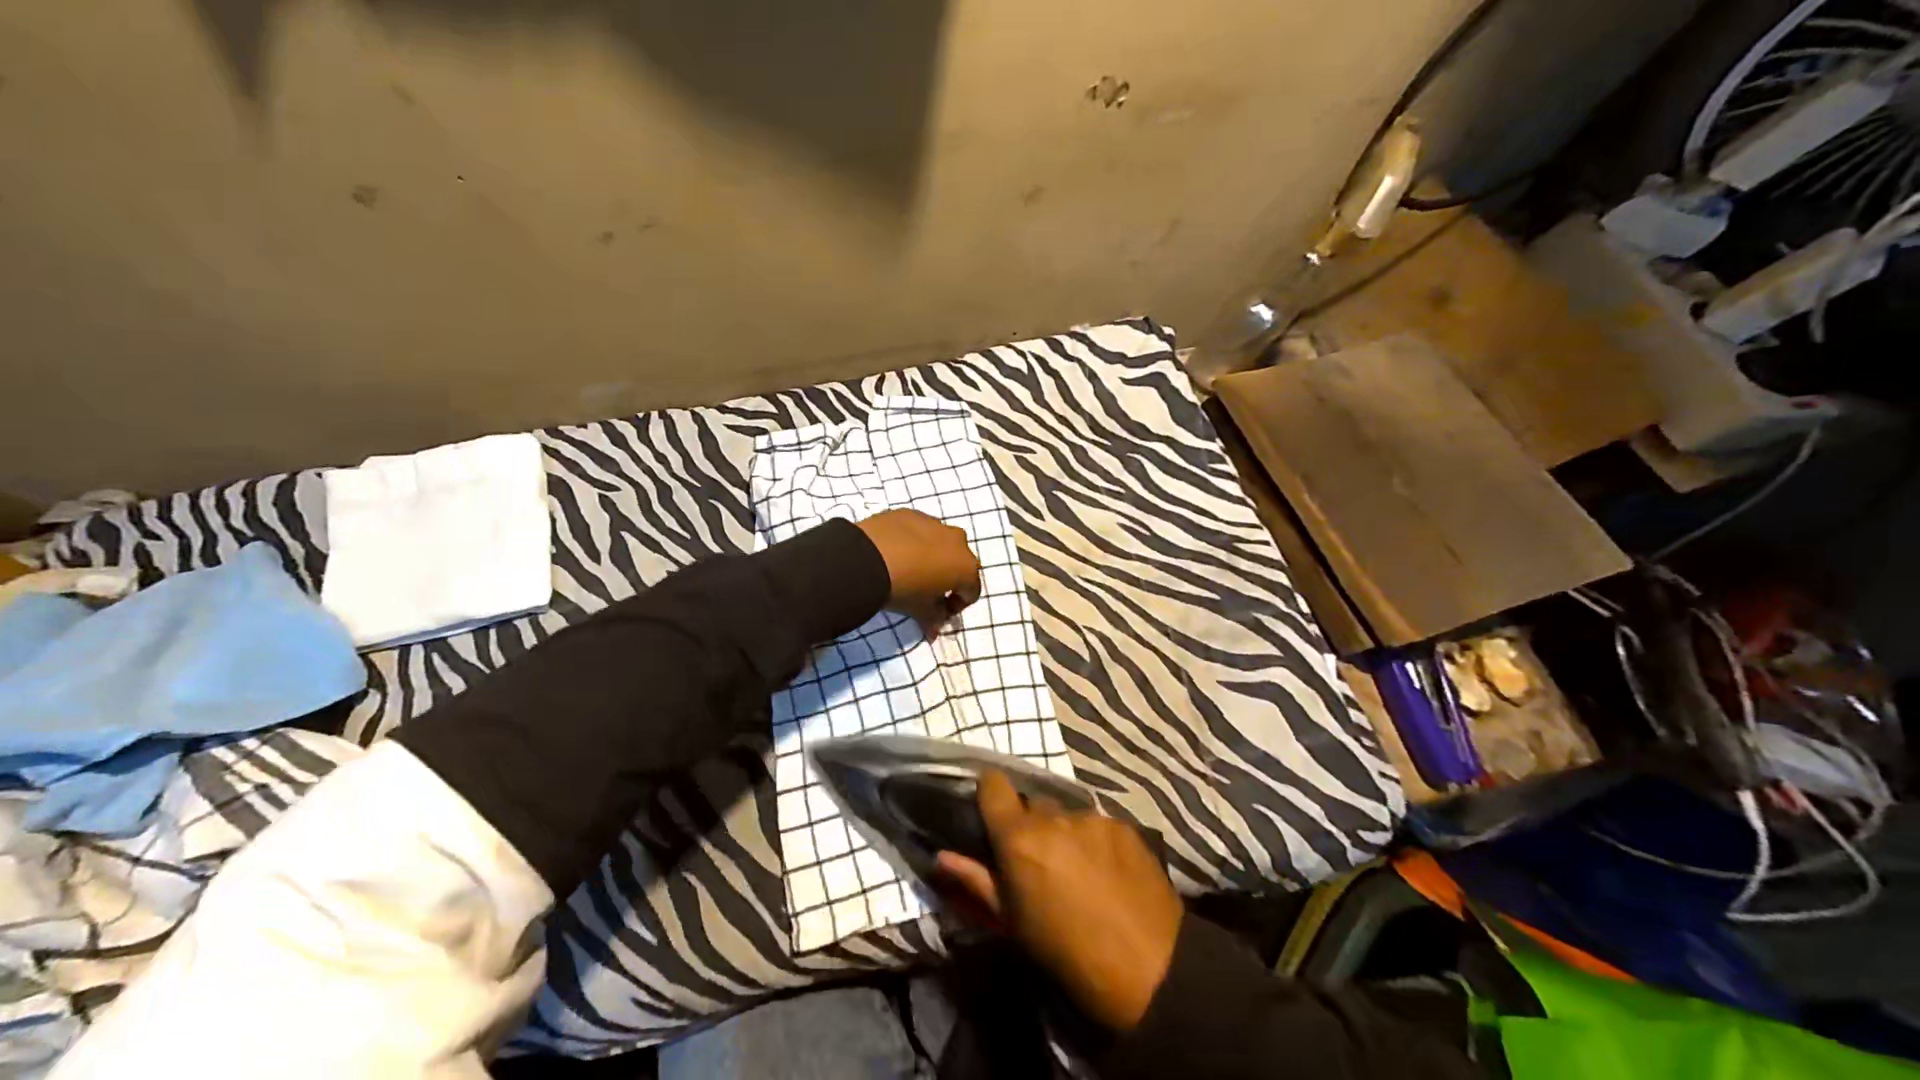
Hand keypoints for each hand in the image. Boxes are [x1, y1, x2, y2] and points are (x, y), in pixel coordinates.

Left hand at [856, 509, 981, 631]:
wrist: (866, 558)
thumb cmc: (903, 589)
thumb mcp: (921, 611)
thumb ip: (934, 619)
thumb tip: (934, 630)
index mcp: (966, 567)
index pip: (971, 592)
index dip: (957, 604)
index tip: (940, 612)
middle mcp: (957, 541)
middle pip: (959, 563)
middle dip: (947, 577)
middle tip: (927, 589)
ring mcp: (934, 523)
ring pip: (940, 542)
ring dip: (932, 556)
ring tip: (909, 568)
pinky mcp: (911, 513)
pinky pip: (918, 530)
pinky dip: (912, 541)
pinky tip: (894, 552)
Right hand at [935, 771, 1181, 1032]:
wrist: (1148, 967)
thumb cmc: (1065, 951)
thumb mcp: (1012, 922)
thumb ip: (975, 881)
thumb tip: (942, 856)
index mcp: (1018, 837)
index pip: (993, 784)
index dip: (989, 792)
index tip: (991, 812)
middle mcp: (1053, 817)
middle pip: (1032, 802)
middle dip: (1029, 822)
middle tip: (1037, 857)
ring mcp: (1093, 818)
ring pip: (1067, 814)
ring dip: (1064, 832)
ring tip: (1077, 869)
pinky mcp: (1125, 825)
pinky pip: (1098, 824)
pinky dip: (1095, 840)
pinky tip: (1106, 871)